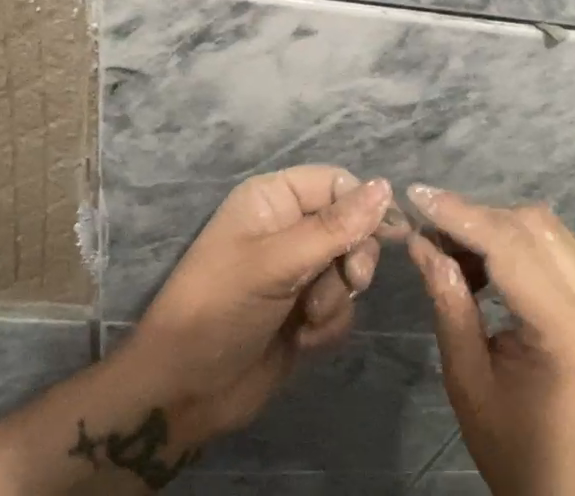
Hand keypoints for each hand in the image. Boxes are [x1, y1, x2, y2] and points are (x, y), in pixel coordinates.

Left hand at [123, 166, 393, 442]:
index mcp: (272, 200)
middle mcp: (287, 228)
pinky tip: (303, 340)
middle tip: (352, 281)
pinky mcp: (304, 311)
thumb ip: (335, 228)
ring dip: (337, 298)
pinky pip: (342, 306)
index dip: (364, 206)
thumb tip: (386, 186)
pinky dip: (329, 324)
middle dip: (353, 259)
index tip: (389, 235)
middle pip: (352, 226)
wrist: (186, 390)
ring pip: (350, 270)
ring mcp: (296, 272)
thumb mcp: (277, 264)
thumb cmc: (221, 309)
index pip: (336, 183)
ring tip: (308, 319)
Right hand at [406, 185, 574, 495]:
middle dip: (475, 217)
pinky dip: (514, 242)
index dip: (460, 214)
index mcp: (565, 329)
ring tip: (449, 249)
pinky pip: (555, 249)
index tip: (416, 195)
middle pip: (532, 226)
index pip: (509, 247)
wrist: (573, 489)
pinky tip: (481, 265)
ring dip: (495, 226)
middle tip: (427, 230)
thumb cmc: (515, 446)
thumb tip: (423, 244)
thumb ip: (449, 305)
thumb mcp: (467, 380)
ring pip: (546, 229)